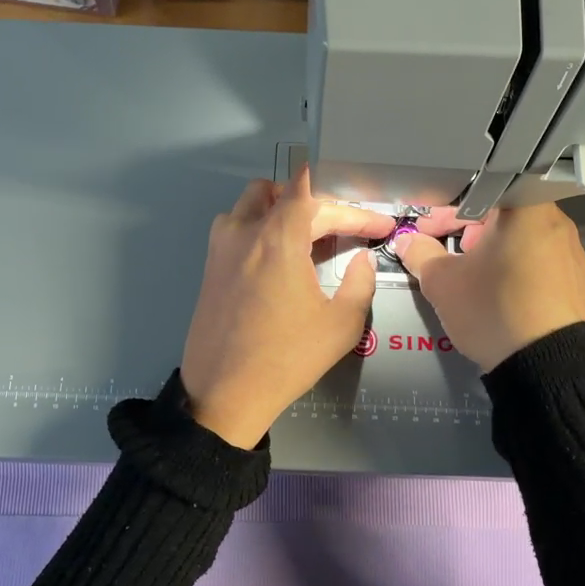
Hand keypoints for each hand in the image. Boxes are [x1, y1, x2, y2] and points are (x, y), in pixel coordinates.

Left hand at [181, 169, 395, 447]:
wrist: (224, 393)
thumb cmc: (287, 359)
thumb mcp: (341, 325)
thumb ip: (360, 283)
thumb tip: (363, 260)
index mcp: (277, 238)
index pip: (311, 192)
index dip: (348, 204)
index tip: (374, 226)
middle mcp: (244, 232)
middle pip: (282, 194)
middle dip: (321, 206)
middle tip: (349, 232)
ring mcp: (220, 248)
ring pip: (252, 205)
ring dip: (283, 210)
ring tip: (312, 238)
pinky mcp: (210, 268)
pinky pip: (237, 229)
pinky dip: (261, 228)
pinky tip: (281, 259)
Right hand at [394, 203, 584, 371]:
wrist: (546, 364)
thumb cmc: (491, 309)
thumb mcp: (443, 284)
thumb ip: (421, 255)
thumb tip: (408, 242)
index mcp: (524, 212)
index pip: (480, 196)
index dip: (449, 213)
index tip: (431, 231)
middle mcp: (558, 226)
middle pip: (508, 219)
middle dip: (474, 234)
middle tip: (452, 255)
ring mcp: (578, 258)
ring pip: (529, 246)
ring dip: (501, 256)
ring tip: (480, 282)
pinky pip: (548, 272)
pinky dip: (526, 278)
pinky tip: (511, 302)